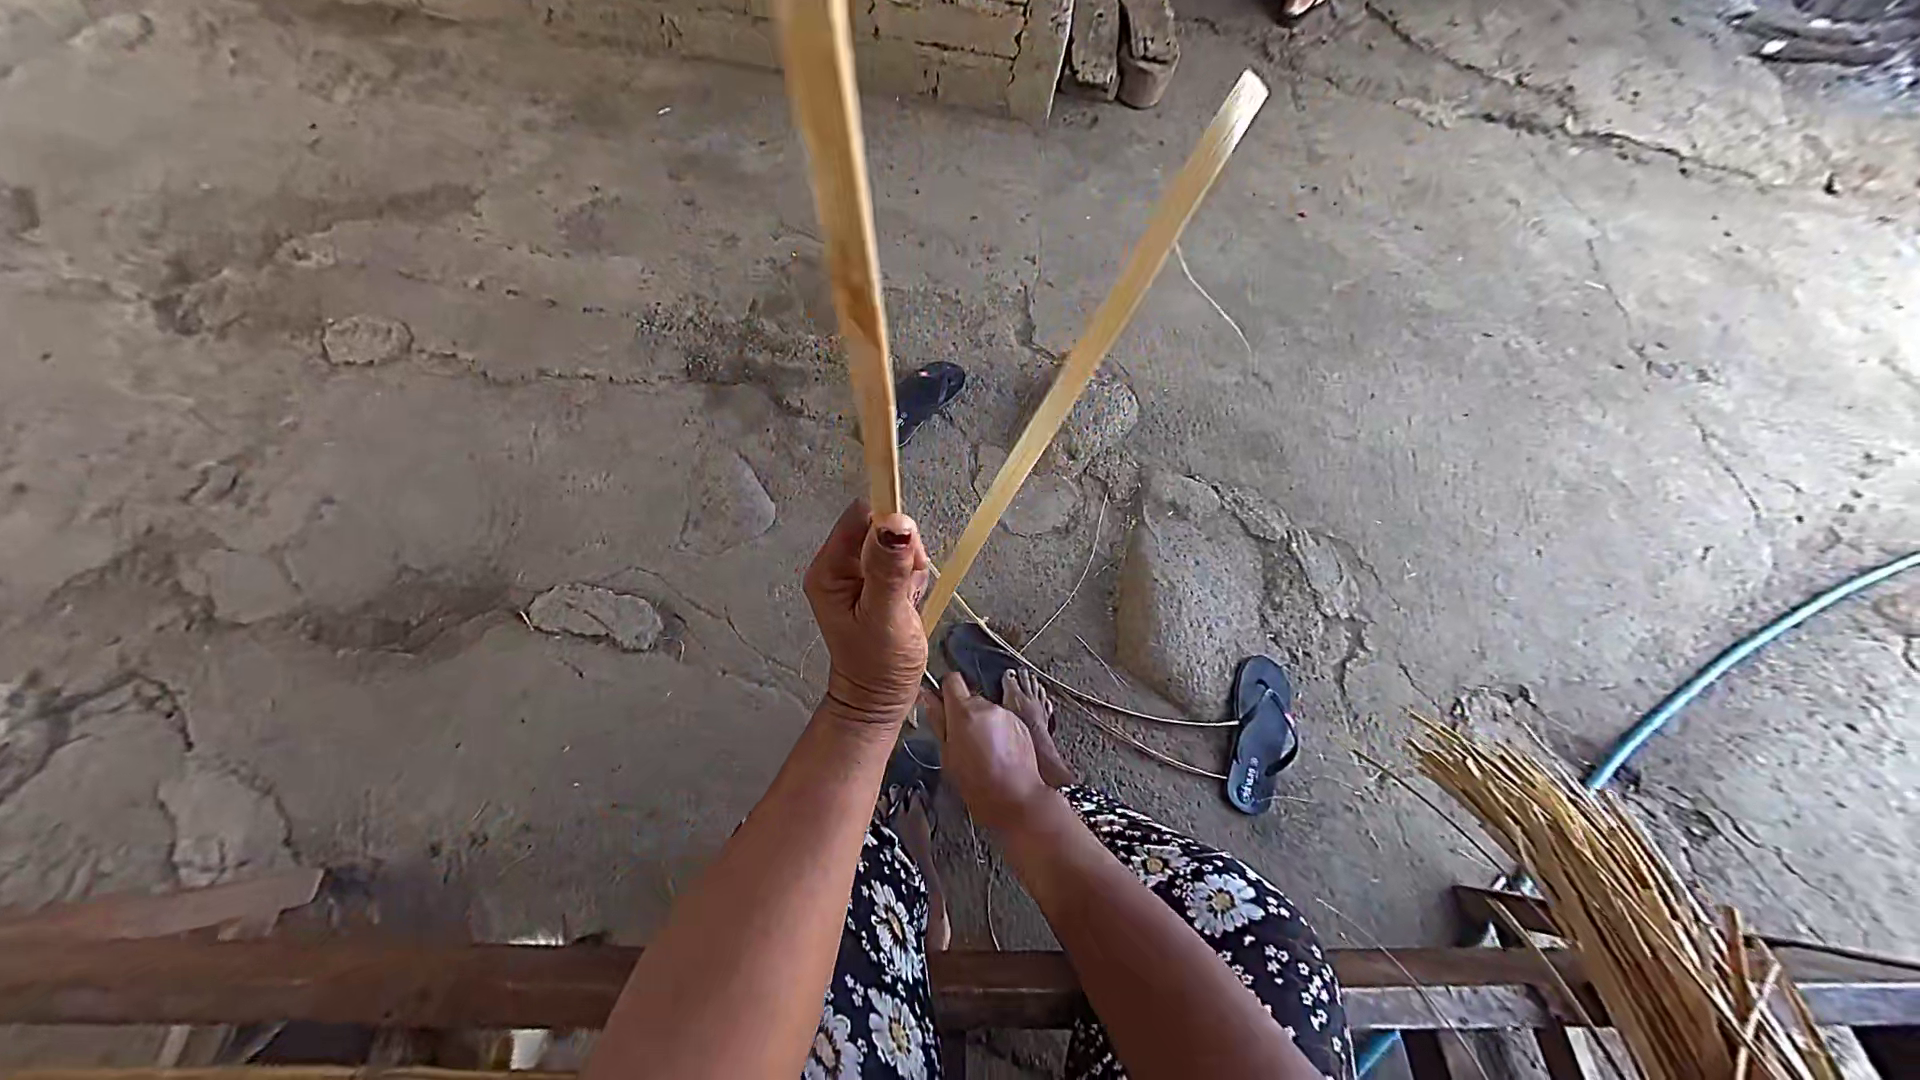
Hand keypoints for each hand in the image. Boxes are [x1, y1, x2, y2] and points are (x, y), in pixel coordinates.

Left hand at [804, 499, 930, 726]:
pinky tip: (908, 602)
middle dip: (903, 551)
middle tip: (906, 587)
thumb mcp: (885, 616)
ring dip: (911, 566)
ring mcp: (858, 573)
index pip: (861, 517)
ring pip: (896, 543)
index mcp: (829, 569)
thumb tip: (898, 521)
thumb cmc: (879, 665)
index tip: (906, 557)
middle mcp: (839, 565)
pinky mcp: (877, 582)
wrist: (880, 698)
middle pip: (880, 527)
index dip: (889, 527)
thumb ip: (890, 569)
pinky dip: (913, 577)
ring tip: (906, 600)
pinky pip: (902, 561)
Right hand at [920, 673, 1053, 830]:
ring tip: (981, 751)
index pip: (952, 680)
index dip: (946, 691)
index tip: (944, 705)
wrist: (1015, 796)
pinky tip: (997, 753)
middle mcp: (986, 706)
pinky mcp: (1020, 723)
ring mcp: (1005, 714)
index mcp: (963, 712)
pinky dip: (998, 731)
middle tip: (961, 740)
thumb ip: (938, 722)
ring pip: (986, 710)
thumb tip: (929, 699)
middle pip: (969, 698)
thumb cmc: (978, 783)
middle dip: (963, 713)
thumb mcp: (947, 754)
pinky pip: (1002, 719)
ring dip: (981, 723)